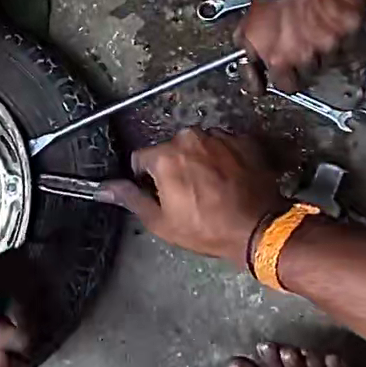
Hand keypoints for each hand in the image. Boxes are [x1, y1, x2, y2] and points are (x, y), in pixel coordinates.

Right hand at [99, 128, 283, 265]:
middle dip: (174, 167)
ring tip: (210, 188)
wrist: (260, 229)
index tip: (159, 192)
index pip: (141, 159)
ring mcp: (218, 137)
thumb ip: (130, 198)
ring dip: (198, 161)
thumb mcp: (161, 221)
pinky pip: (222, 144)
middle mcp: (189, 139)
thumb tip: (106, 188)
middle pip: (169, 149)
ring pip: (196, 145)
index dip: (146, 178)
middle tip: (187, 194)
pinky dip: (221, 158)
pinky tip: (227, 180)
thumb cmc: (210, 228)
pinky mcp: (241, 141)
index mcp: (165, 156)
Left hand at [240, 0, 362, 91]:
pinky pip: (353, 38)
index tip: (290, 75)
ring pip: (336, 58)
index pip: (289, 87)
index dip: (288, 80)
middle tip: (303, 46)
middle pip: (314, 73)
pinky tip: (331, 22)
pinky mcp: (352, 24)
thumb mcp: (246, 35)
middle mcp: (308, 54)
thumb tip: (256, 85)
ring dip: (327, 49)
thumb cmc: (268, 0)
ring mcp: (333, 40)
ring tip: (316, 31)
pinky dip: (345, 33)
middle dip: (308, 63)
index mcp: (281, 60)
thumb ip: (251, 63)